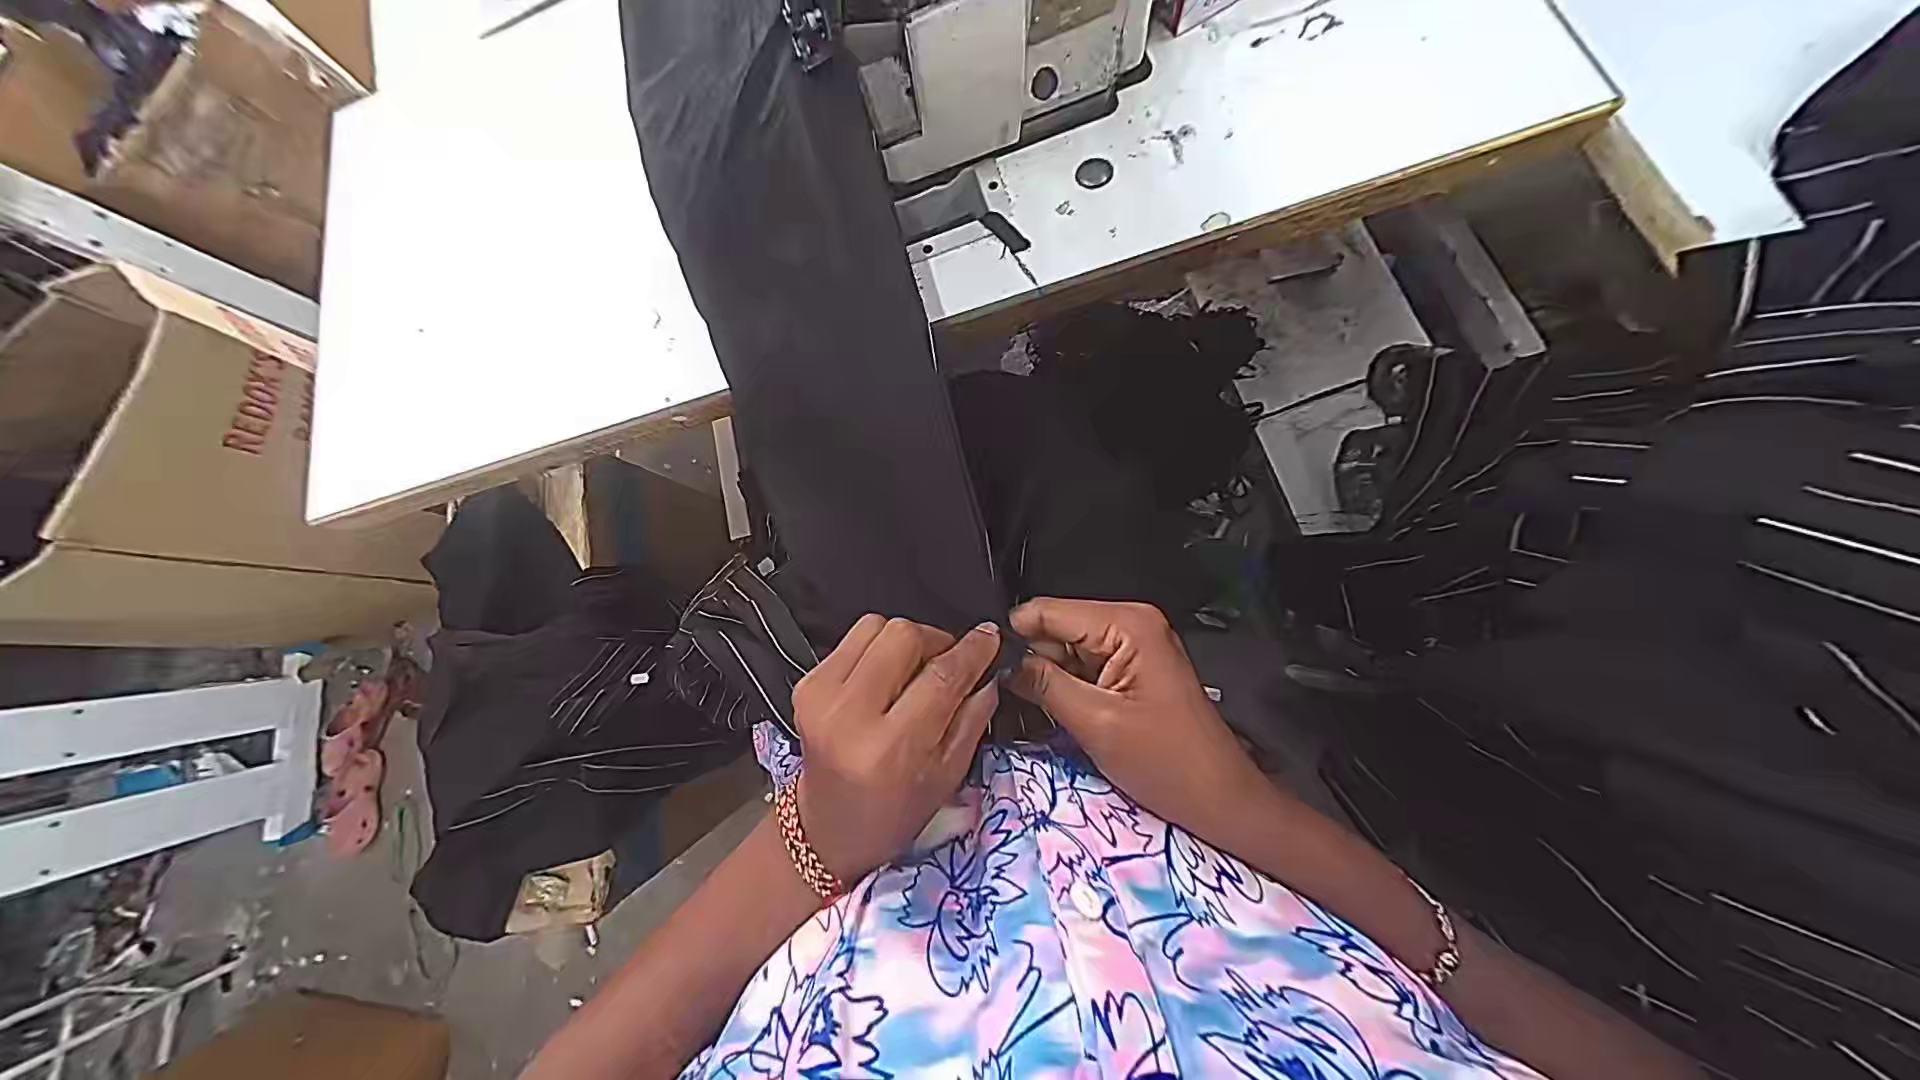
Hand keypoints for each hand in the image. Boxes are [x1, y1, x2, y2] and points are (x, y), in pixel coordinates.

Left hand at [791, 614, 999, 882]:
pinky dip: (877, 648)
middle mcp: (848, 716)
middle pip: (905, 636)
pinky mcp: (807, 684)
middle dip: (936, 642)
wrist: (828, 827)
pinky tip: (885, 676)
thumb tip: (989, 667)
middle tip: (947, 664)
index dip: (972, 650)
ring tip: (912, 671)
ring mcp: (821, 696)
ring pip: (877, 626)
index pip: (940, 677)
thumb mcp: (948, 774)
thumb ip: (974, 716)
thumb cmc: (894, 810)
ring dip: (905, 641)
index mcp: (890, 749)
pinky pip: (853, 637)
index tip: (989, 637)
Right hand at [1010, 598, 1269, 843]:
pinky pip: (1079, 667)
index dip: (1012, 638)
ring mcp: (1129, 645)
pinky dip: (1062, 689)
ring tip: (1033, 713)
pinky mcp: (1127, 667)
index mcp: (1127, 623)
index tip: (986, 669)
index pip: (1045, 611)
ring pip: (1061, 651)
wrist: (1220, 801)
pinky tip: (1054, 714)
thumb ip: (1042, 683)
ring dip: (1044, 680)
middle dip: (1028, 662)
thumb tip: (1000, 660)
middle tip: (1006, 699)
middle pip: (1052, 629)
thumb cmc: (1169, 764)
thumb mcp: (1095, 723)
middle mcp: (1129, 622)